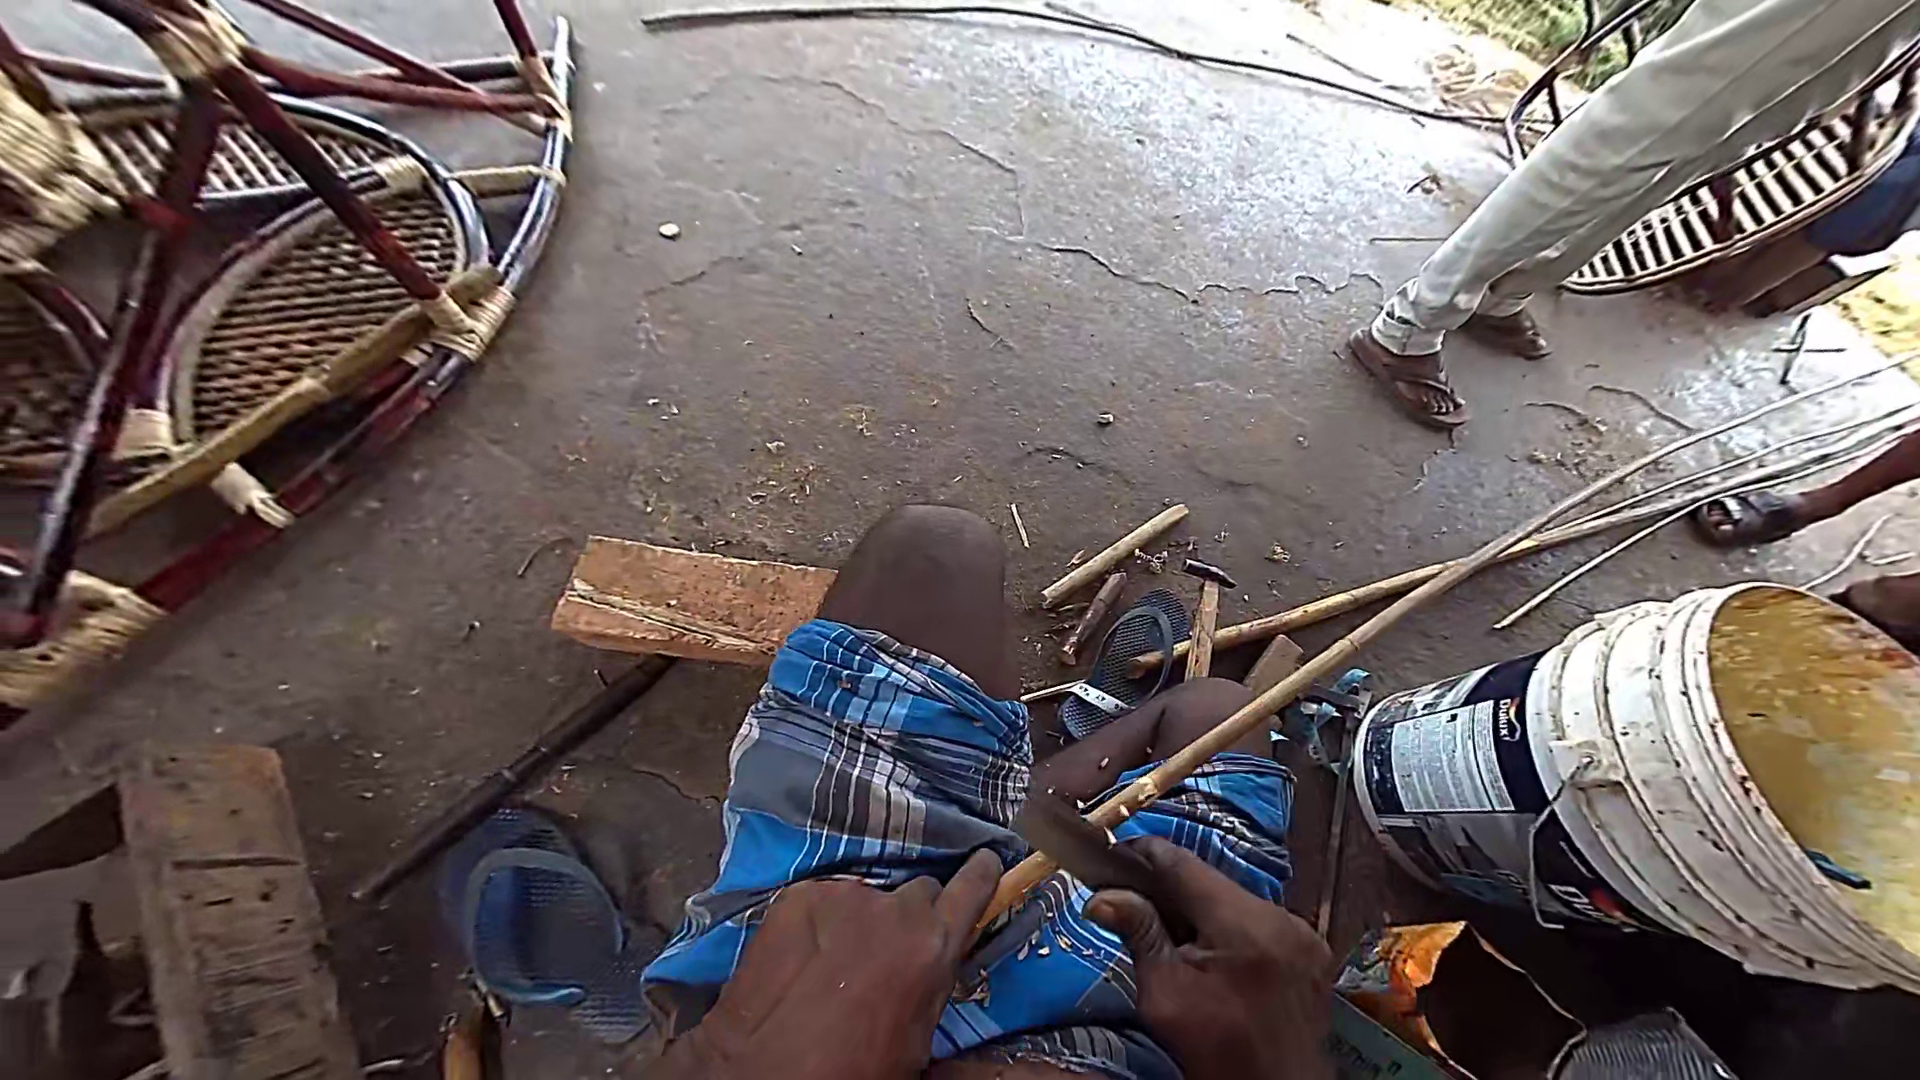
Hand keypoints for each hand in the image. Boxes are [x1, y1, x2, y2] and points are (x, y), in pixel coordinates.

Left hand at [659, 848, 1001, 1079]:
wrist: (762, 1075)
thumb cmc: (852, 1075)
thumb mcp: (916, 1042)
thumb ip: (933, 982)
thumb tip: (940, 957)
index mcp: (931, 946)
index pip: (972, 886)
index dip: (981, 874)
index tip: (987, 862)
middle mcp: (896, 908)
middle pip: (918, 892)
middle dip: (911, 915)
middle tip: (888, 952)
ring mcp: (846, 894)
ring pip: (868, 896)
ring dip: (862, 920)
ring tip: (835, 962)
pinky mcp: (803, 892)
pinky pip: (825, 899)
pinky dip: (820, 921)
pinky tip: (803, 954)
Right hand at [1086, 837, 1332, 1079]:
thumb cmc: (1217, 1054)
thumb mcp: (1165, 996)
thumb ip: (1138, 933)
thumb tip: (1100, 895)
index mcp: (1242, 923)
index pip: (1180, 861)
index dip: (1142, 852)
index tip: (1114, 857)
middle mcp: (1279, 916)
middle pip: (1206, 878)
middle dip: (1169, 887)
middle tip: (1135, 901)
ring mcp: (1300, 932)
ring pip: (1229, 895)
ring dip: (1198, 906)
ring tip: (1172, 931)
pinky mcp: (1310, 949)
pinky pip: (1255, 917)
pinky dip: (1226, 924)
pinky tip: (1210, 950)